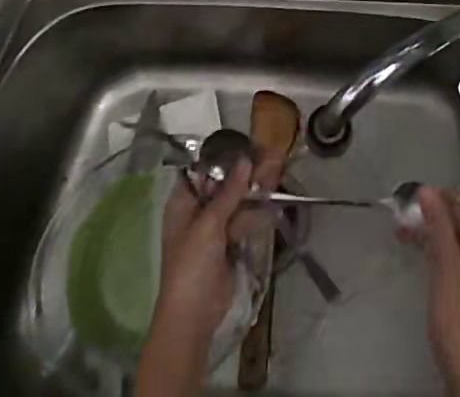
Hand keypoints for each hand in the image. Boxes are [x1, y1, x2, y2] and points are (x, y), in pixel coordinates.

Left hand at [137, 160, 255, 396]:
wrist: (194, 313)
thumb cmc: (192, 262)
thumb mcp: (209, 223)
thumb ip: (229, 192)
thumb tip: (245, 160)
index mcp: (183, 202)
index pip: (202, 172)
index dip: (223, 159)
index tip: (246, 145)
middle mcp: (197, 212)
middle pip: (222, 187)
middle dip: (244, 175)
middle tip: (268, 156)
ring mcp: (213, 230)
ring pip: (236, 205)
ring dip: (254, 192)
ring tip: (276, 172)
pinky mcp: (228, 246)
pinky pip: (242, 223)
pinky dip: (256, 213)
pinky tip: (273, 201)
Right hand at [413, 186, 459, 396]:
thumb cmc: (457, 312)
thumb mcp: (447, 263)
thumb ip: (438, 225)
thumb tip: (427, 190)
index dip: (438, 198)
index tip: (409, 196)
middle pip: (456, 218)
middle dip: (430, 211)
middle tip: (403, 210)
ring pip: (446, 232)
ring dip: (425, 226)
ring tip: (400, 226)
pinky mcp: (457, 278)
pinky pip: (442, 248)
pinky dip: (426, 242)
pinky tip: (408, 241)